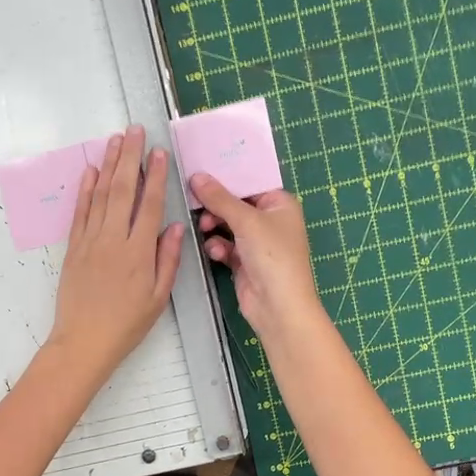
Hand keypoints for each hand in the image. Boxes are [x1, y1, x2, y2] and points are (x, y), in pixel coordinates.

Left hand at [47, 125, 185, 379]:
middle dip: (130, 157)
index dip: (156, 176)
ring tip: (115, 139)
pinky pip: (80, 212)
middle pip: (122, 189)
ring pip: (100, 195)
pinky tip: (91, 171)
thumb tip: (176, 226)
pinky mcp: (73, 248)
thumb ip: (168, 259)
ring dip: (109, 165)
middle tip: (135, 130)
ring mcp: (90, 242)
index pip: (150, 204)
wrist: (83, 341)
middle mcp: (113, 240)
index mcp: (139, 252)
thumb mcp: (158, 297)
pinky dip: (85, 189)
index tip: (160, 152)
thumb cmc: (126, 324)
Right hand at [191, 173, 323, 344]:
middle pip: (235, 203)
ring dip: (214, 226)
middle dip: (216, 205)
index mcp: (280, 203)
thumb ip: (219, 198)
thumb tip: (196, 176)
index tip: (200, 170)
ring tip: (204, 229)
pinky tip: (214, 252)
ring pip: (227, 225)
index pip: (250, 182)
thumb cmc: (272, 255)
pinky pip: (225, 246)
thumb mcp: (246, 220)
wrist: (278, 306)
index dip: (227, 177)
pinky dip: (218, 247)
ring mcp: (256, 242)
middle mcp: (269, 220)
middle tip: (195, 203)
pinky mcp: (244, 261)